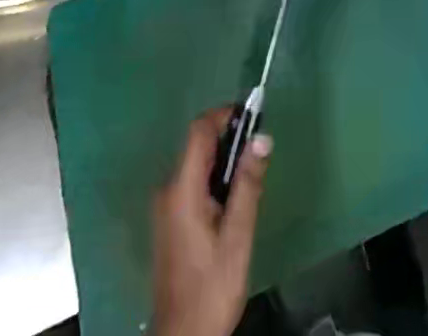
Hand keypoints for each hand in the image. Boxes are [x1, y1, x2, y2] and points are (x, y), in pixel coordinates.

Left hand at [152, 108, 271, 335]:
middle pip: (197, 145)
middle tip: (259, 147)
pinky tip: (234, 198)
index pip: (199, 131)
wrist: (182, 335)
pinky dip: (214, 178)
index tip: (253, 115)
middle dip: (228, 137)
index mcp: (181, 189)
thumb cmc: (212, 286)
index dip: (224, 115)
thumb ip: (248, 184)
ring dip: (222, 159)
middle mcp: (168, 189)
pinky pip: (192, 182)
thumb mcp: (238, 235)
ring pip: (195, 164)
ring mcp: (166, 205)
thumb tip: (262, 138)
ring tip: (252, 172)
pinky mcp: (170, 219)